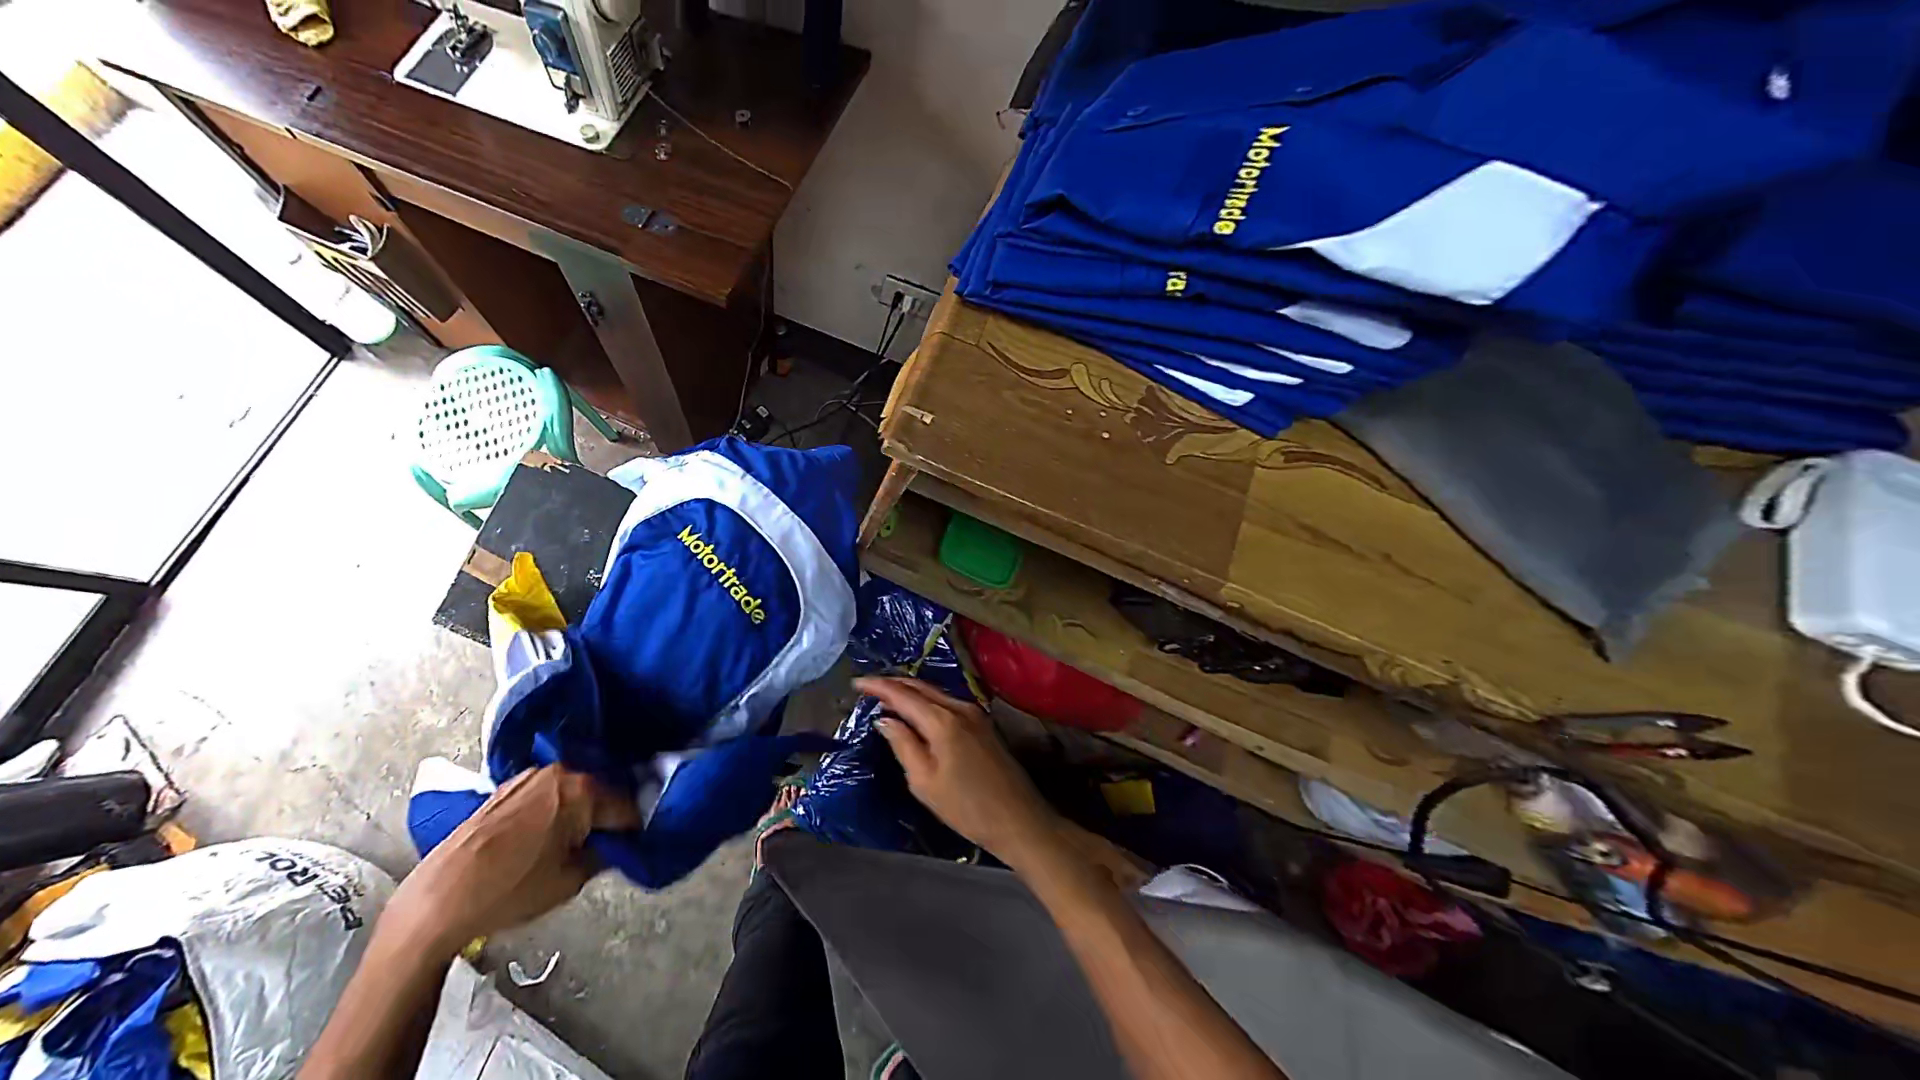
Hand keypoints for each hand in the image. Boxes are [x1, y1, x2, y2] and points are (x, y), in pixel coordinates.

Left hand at [384, 765, 639, 953]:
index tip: (634, 845)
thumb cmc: (508, 891)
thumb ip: (604, 854)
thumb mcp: (571, 881)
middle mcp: (560, 773)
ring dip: (581, 809)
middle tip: (607, 844)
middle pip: (602, 790)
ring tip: (576, 841)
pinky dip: (556, 808)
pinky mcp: (506, 788)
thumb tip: (613, 845)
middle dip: (608, 814)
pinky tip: (548, 836)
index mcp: (584, 790)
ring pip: (574, 789)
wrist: (436, 902)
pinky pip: (547, 793)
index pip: (629, 805)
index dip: (635, 828)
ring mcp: (530, 777)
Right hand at [858, 676, 1067, 871]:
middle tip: (868, 687)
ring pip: (935, 693)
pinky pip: (947, 702)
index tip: (856, 683)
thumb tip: (884, 718)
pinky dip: (926, 701)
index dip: (878, 686)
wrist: (1018, 818)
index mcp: (942, 720)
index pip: (903, 694)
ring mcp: (975, 714)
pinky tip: (916, 710)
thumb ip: (903, 743)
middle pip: (920, 687)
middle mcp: (960, 708)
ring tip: (886, 696)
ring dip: (910, 691)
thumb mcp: (924, 780)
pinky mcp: (983, 724)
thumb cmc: (966, 806)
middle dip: (893, 684)